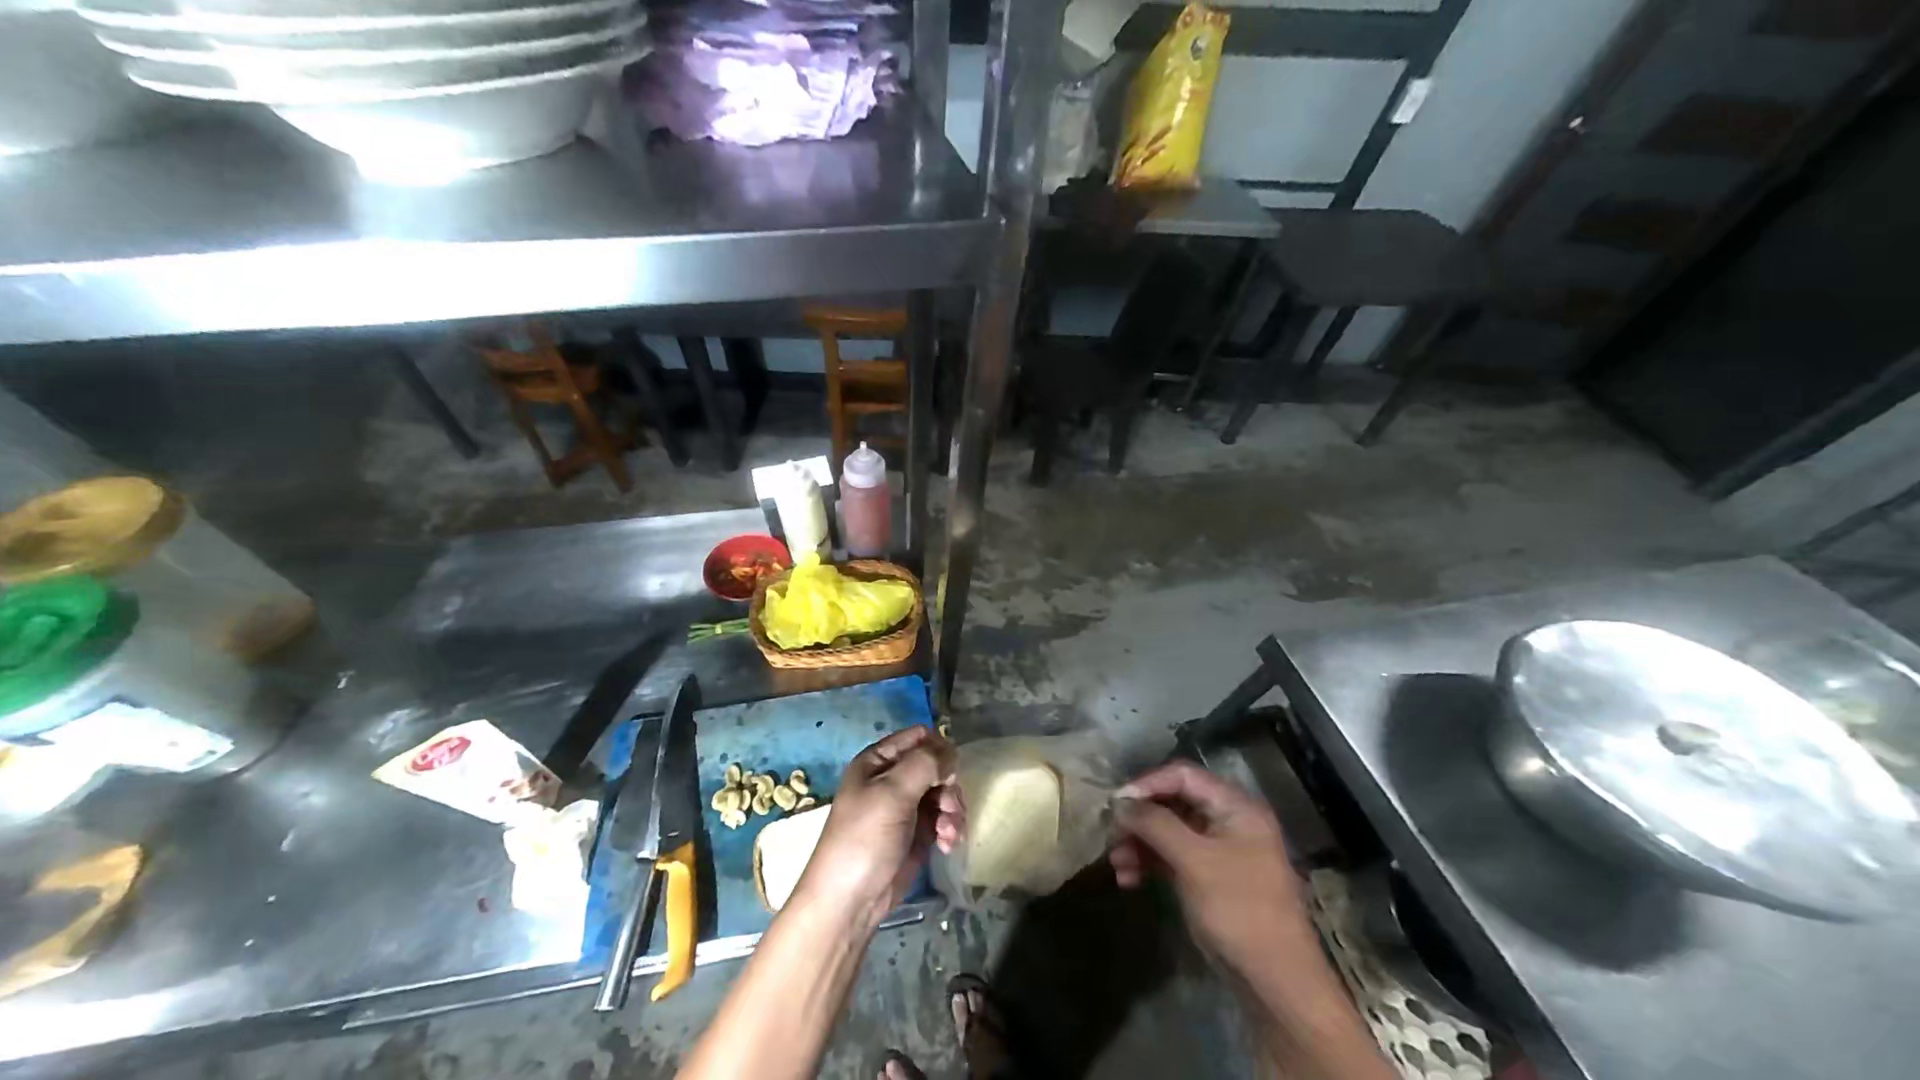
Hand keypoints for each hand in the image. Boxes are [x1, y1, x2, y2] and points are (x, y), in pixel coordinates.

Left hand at [794, 726, 964, 927]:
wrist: (850, 901)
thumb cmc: (864, 838)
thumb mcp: (892, 792)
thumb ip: (925, 763)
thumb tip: (951, 753)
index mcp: (878, 761)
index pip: (918, 737)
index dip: (938, 750)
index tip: (948, 772)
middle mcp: (892, 779)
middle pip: (936, 766)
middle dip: (948, 786)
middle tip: (949, 808)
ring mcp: (905, 807)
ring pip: (944, 793)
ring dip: (953, 810)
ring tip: (949, 834)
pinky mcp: (917, 833)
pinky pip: (943, 819)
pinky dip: (950, 829)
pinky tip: (948, 845)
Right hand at [1110, 761, 1309, 971]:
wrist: (1275, 981)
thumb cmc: (1239, 910)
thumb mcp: (1194, 861)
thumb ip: (1155, 824)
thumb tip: (1120, 801)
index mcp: (1235, 807)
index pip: (1183, 776)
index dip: (1147, 784)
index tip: (1115, 803)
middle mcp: (1228, 822)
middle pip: (1173, 803)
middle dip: (1140, 819)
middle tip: (1111, 836)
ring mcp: (1219, 852)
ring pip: (1169, 832)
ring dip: (1140, 843)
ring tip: (1117, 864)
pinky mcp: (1209, 879)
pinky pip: (1173, 858)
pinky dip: (1150, 863)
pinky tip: (1129, 879)